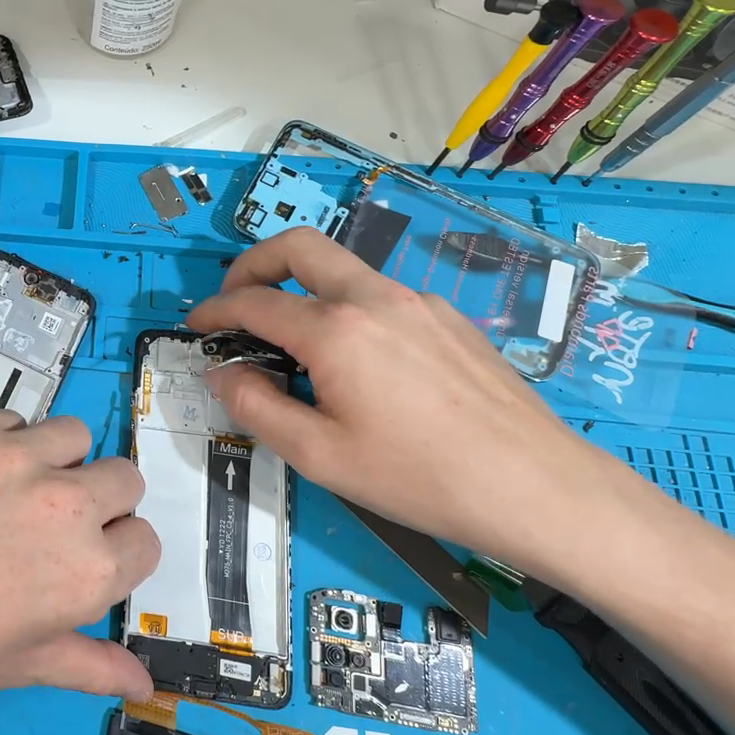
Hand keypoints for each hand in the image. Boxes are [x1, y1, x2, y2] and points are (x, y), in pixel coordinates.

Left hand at [0, 410, 158, 706]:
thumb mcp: (24, 665)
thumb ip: (92, 665)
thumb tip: (144, 686)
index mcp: (88, 571)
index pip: (145, 540)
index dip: (117, 550)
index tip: (87, 555)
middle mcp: (66, 506)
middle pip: (124, 478)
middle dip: (102, 499)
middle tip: (55, 520)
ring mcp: (19, 459)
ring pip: (76, 436)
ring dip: (58, 459)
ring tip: (18, 487)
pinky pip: (16, 419)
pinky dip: (7, 439)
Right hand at [186, 228, 636, 575]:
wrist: (539, 488)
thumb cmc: (418, 477)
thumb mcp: (318, 456)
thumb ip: (255, 406)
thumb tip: (222, 372)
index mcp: (335, 330)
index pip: (253, 301)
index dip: (214, 310)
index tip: (195, 326)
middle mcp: (374, 297)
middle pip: (298, 246)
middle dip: (253, 264)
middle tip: (235, 302)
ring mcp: (418, 301)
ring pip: (342, 269)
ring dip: (301, 289)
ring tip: (294, 343)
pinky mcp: (448, 318)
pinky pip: (380, 295)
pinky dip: (345, 308)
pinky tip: (359, 362)